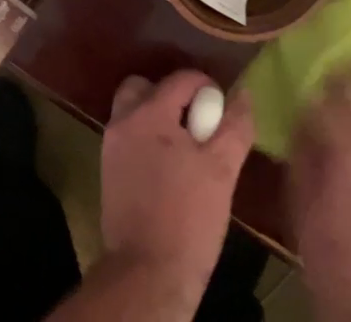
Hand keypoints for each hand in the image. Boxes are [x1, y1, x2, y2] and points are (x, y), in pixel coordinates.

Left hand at [100, 71, 256, 286]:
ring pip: (134, 113)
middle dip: (172, 97)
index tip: (224, 113)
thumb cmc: (189, 216)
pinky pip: (129, 139)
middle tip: (198, 124)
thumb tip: (243, 94)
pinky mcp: (108, 172)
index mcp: (149, 114)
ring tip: (186, 148)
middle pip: (145, 87)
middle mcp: (122, 123)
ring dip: (158, 118)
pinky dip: (148, 140)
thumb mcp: (223, 168)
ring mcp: (110, 148)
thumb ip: (235, 125)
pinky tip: (171, 168)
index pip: (181, 79)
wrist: (148, 272)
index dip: (208, 88)